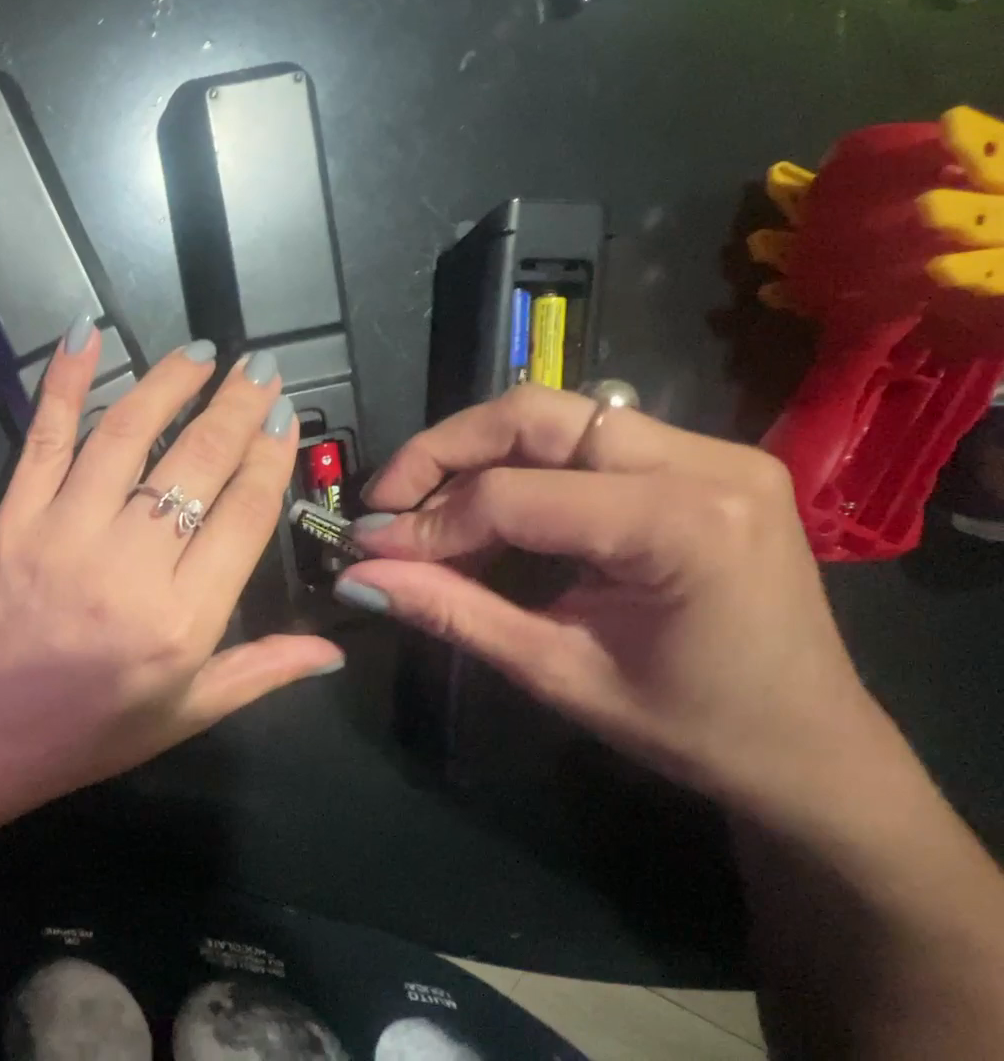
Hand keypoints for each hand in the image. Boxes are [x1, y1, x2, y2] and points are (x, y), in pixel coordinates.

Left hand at [0, 322, 343, 809]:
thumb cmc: (95, 729)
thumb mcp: (189, 713)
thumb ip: (261, 672)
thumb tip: (334, 648)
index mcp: (183, 620)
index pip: (243, 515)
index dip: (270, 458)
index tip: (284, 418)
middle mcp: (129, 567)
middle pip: (196, 464)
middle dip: (235, 409)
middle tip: (260, 369)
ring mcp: (65, 533)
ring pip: (126, 436)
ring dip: (169, 385)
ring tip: (201, 355)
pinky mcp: (15, 518)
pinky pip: (45, 438)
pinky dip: (65, 383)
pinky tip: (88, 336)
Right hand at [337, 386, 905, 833]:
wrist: (810, 749)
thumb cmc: (690, 727)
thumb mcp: (556, 672)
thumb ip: (451, 611)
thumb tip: (355, 578)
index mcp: (684, 525)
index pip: (513, 494)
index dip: (425, 522)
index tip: (364, 550)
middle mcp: (705, 462)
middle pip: (533, 415)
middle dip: (440, 453)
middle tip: (384, 505)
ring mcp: (710, 452)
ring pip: (553, 416)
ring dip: (473, 457)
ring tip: (424, 514)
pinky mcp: (699, 461)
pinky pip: (582, 439)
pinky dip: (515, 468)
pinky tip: (483, 515)